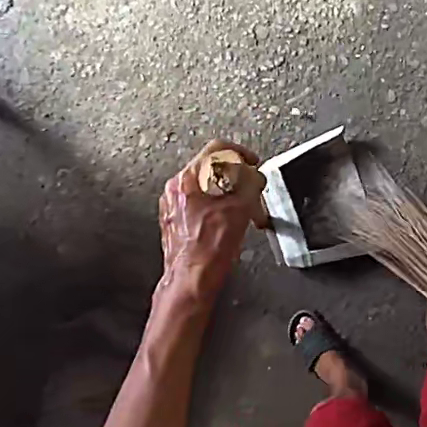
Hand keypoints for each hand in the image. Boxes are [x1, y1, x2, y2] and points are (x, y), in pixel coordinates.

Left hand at [157, 140, 262, 301]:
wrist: (192, 278)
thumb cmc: (211, 249)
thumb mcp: (242, 208)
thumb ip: (250, 183)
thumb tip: (253, 175)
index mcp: (189, 179)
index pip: (217, 149)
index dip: (241, 153)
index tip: (251, 162)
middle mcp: (176, 188)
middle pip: (211, 167)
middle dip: (236, 175)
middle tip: (251, 186)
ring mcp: (173, 203)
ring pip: (205, 185)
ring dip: (227, 191)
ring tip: (243, 207)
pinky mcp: (175, 218)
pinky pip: (198, 201)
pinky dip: (215, 204)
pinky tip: (228, 220)